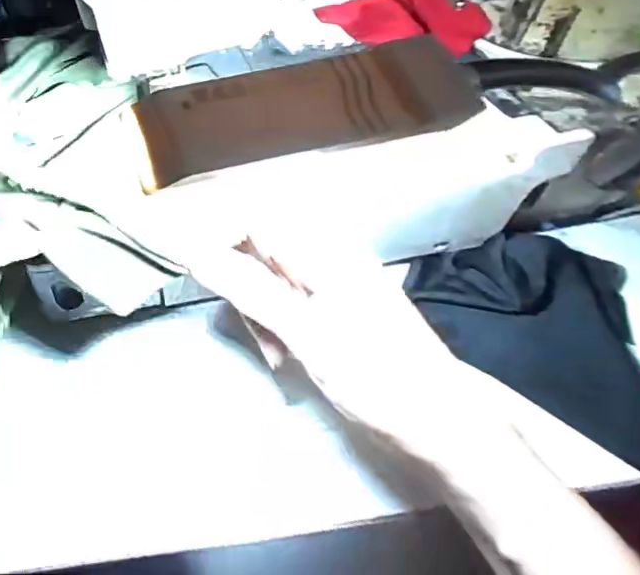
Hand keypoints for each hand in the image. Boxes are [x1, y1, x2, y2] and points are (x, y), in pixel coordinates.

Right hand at [167, 225, 484, 456]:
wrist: (445, 423)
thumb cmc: (377, 376)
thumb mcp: (307, 335)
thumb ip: (251, 290)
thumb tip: (198, 254)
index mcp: (324, 247)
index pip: (254, 217)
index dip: (219, 238)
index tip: (194, 271)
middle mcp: (328, 252)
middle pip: (261, 247)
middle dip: (243, 284)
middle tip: (255, 334)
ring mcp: (335, 279)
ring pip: (272, 277)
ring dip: (261, 312)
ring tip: (276, 356)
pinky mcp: (338, 305)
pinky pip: (290, 300)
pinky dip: (279, 324)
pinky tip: (287, 355)